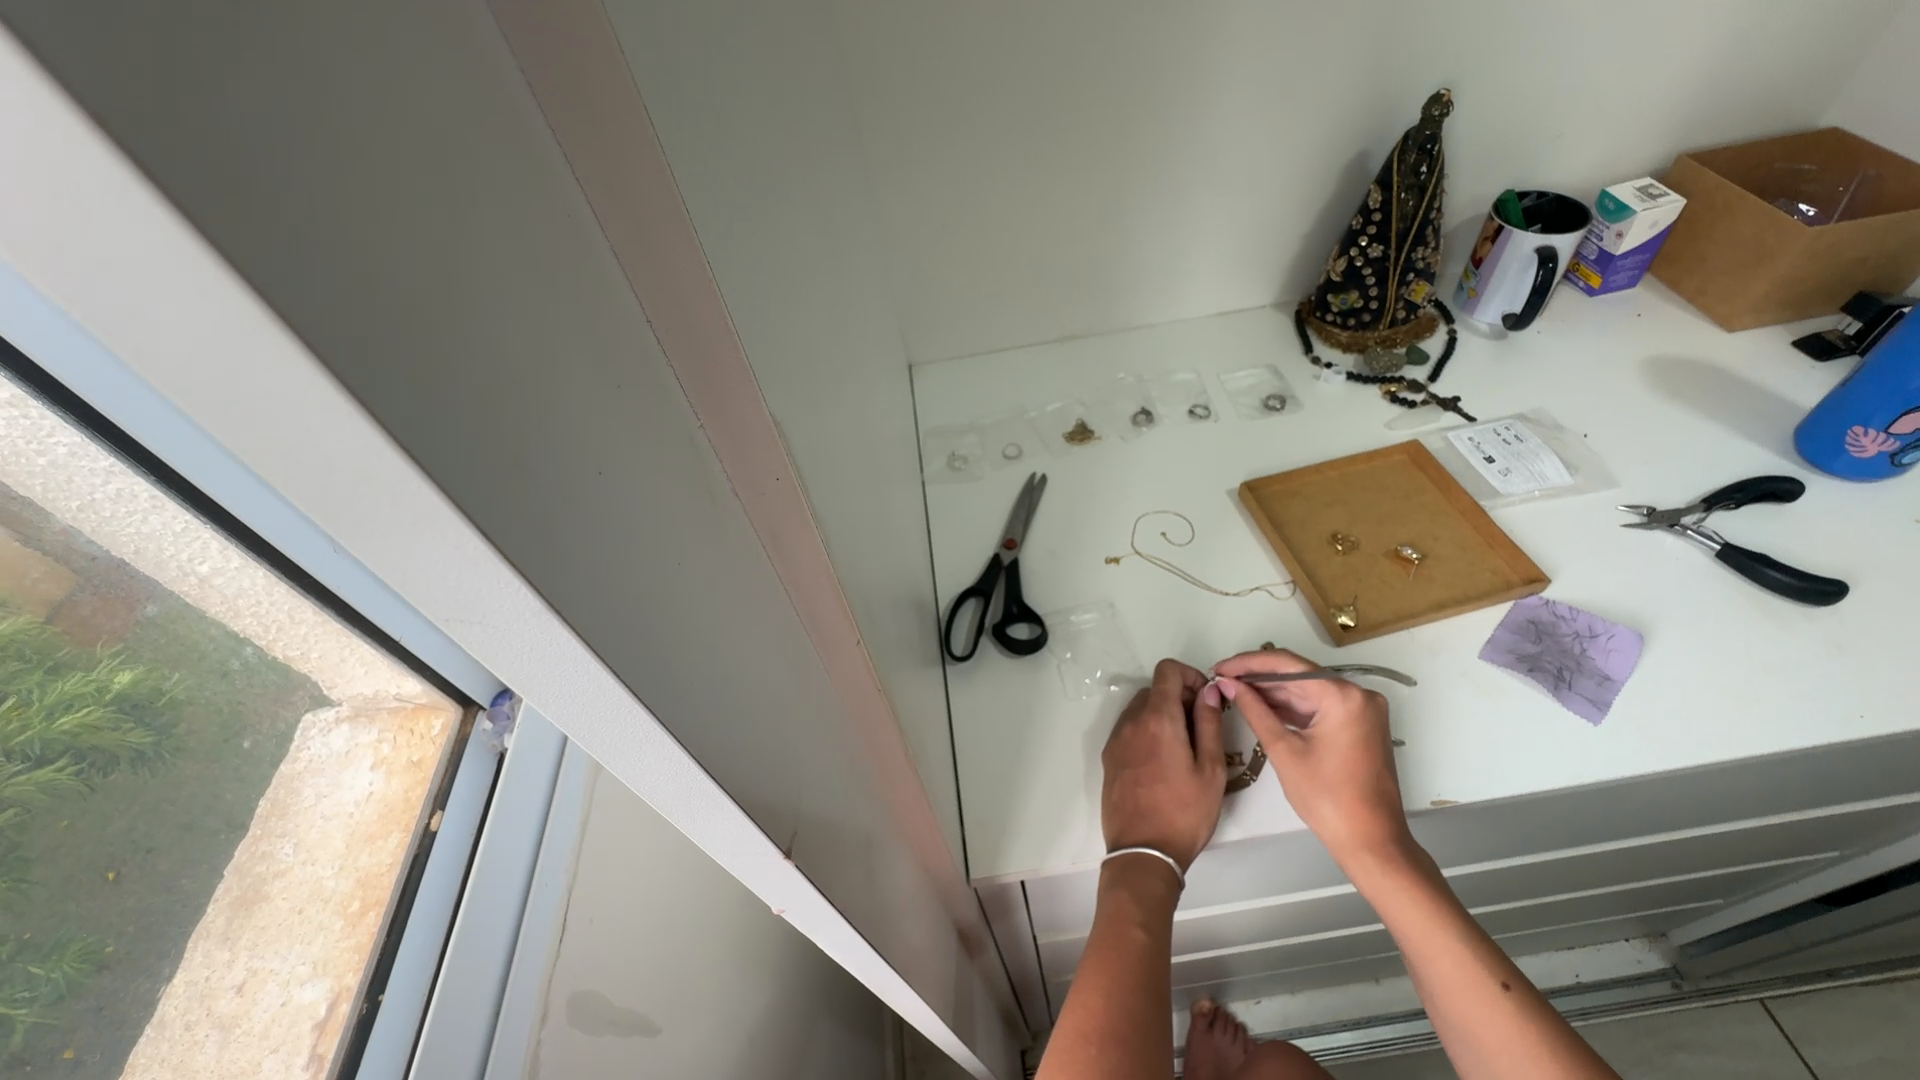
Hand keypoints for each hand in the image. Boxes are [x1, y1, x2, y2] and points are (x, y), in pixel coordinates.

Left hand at [1100, 659, 1226, 872]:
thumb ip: (1209, 723)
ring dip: (1163, 715)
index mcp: (1157, 719)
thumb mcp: (1210, 768)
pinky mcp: (1109, 759)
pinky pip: (1130, 730)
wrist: (1143, 853)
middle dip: (1179, 698)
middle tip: (1202, 729)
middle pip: (1153, 689)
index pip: (1167, 670)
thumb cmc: (1185, 812)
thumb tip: (1208, 690)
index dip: (1190, 676)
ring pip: (1140, 710)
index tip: (1206, 700)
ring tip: (1185, 749)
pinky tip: (1164, 763)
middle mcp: (1130, 723)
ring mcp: (1116, 740)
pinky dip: (1148, 732)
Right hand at [1212, 649, 1410, 866]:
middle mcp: (1358, 694)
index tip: (1219, 667)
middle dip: (1259, 678)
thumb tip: (1227, 683)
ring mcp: (1362, 709)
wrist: (1370, 839)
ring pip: (1308, 690)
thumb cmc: (1326, 797)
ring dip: (1273, 692)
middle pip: (1298, 675)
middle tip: (1222, 680)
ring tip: (1235, 691)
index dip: (1248, 663)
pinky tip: (1261, 706)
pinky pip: (1319, 706)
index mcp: (1342, 695)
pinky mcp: (1359, 724)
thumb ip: (1254, 710)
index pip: (1287, 664)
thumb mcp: (1283, 750)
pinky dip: (1291, 707)